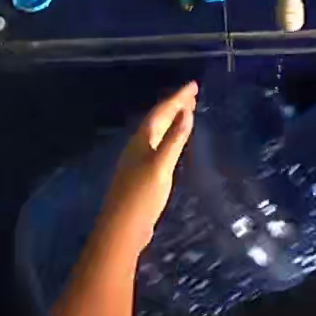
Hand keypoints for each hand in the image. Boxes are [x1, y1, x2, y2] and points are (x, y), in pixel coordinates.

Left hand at [92, 82, 197, 257]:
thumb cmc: (141, 195)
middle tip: (193, 95)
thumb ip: (175, 139)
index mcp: (143, 139)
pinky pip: (158, 143)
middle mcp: (139, 144)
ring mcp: (138, 159)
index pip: (162, 111)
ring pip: (158, 130)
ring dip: (172, 119)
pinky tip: (174, 142)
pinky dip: (170, 135)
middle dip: (176, 105)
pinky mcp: (141, 172)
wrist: (121, 230)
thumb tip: (187, 112)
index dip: (178, 97)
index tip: (194, 85)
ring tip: (187, 112)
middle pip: (158, 118)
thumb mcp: (161, 165)